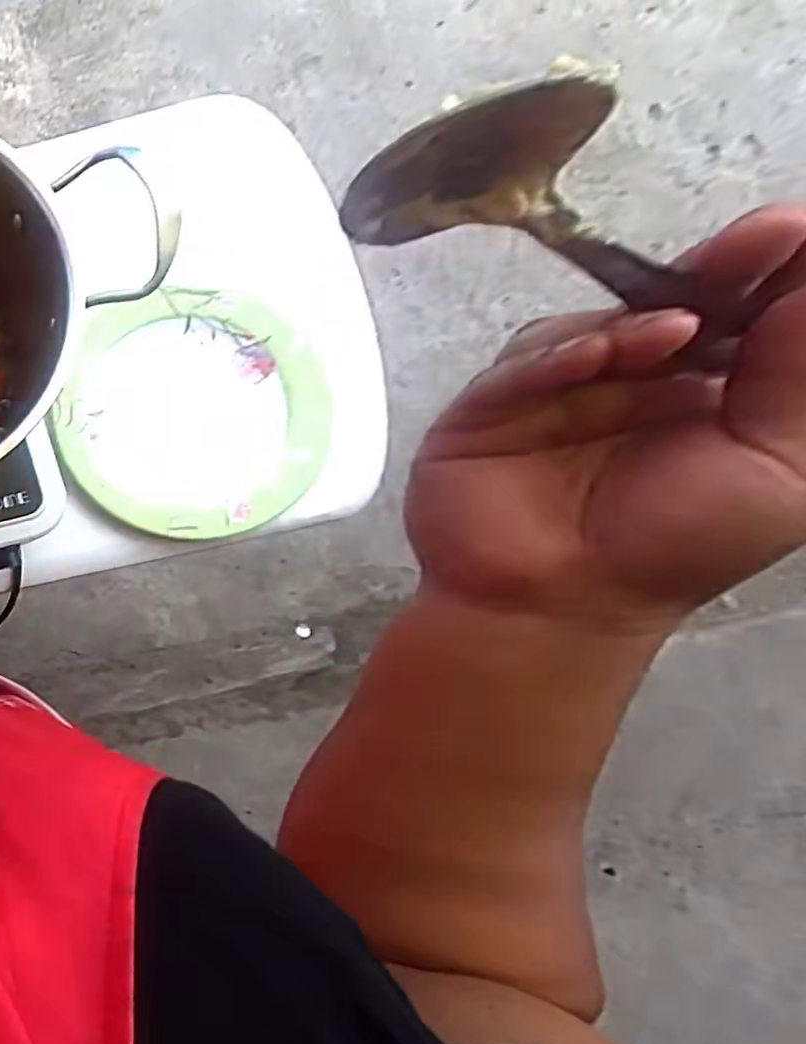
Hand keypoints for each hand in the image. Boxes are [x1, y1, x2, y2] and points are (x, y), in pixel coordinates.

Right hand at [407, 204, 805, 632]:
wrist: (557, 595)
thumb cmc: (673, 543)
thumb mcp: (781, 460)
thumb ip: (799, 375)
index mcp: (708, 392)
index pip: (745, 315)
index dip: (778, 271)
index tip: (795, 235)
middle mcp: (626, 386)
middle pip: (661, 306)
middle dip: (711, 272)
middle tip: (754, 243)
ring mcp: (547, 399)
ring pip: (579, 330)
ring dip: (625, 324)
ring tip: (668, 338)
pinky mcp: (481, 415)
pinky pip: (512, 370)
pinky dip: (549, 357)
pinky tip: (589, 360)